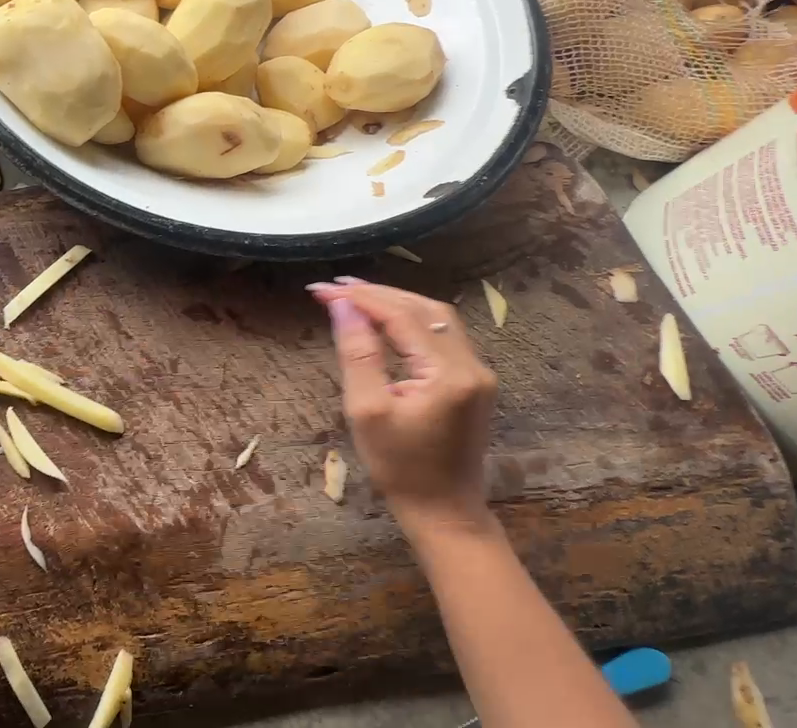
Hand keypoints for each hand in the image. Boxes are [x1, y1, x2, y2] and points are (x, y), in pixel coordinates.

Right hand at [310, 278, 496, 536]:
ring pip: (436, 318)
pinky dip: (409, 319)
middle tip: (333, 286)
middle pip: (425, 310)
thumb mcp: (367, 410)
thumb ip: (357, 354)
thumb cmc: (399, 466)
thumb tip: (342, 307)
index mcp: (449, 374)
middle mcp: (472, 367)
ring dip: (394, 301)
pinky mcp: (472, 382)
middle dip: (377, 293)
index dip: (360, 298)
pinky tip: (383, 318)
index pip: (401, 317)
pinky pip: (441, 335)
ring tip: (353, 294)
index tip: (320, 289)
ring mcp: (477, 374)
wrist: (443, 510)